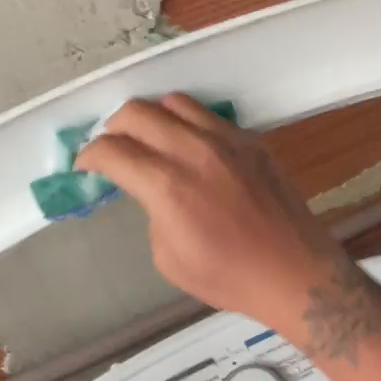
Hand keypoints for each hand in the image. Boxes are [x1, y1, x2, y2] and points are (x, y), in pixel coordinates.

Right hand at [75, 93, 347, 330]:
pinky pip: (210, 116)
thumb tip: (154, 193)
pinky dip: (188, 123)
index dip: (90, 156)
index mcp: (168, 187)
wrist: (293, 273)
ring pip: (175, 102)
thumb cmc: (230, 278)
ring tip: (149, 138)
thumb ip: (153, 214)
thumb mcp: (170, 259)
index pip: (113, 151)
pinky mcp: (252, 143)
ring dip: (152, 116)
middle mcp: (195, 152)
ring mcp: (228, 142)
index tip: (86, 165)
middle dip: (114, 128)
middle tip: (113, 147)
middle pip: (138, 113)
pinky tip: (189, 146)